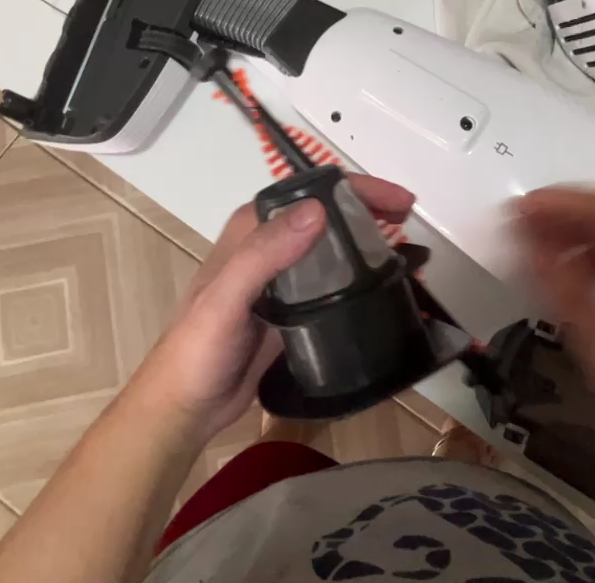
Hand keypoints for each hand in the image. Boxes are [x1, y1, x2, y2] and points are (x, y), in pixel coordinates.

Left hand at [129, 175, 417, 445]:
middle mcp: (268, 246)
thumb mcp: (228, 296)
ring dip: (366, 241)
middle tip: (408, 219)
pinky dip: (358, 278)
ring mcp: (282, 279)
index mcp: (251, 230)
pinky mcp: (292, 309)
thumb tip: (318, 210)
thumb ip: (265, 253)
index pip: (309, 192)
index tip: (398, 200)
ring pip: (331, 246)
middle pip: (325, 214)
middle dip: (368, 209)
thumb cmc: (199, 347)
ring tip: (406, 251)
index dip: (355, 188)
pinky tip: (380, 290)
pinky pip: (331, 283)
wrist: (186, 406)